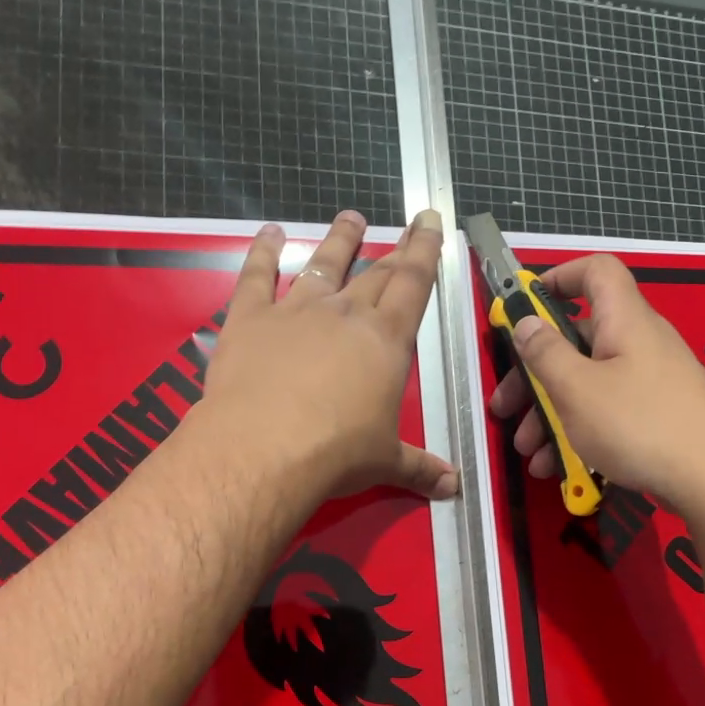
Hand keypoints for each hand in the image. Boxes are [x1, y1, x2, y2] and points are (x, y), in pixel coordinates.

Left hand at [199, 209, 457, 500]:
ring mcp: (296, 310)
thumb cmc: (337, 454)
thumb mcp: (386, 463)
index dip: (425, 252)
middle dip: (395, 248)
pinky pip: (257, 275)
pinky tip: (269, 232)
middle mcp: (345, 314)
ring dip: (339, 240)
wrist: (264, 447)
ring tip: (351, 218)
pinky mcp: (250, 318)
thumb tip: (453, 487)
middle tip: (407, 226)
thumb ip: (419, 468)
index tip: (431, 222)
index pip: (413, 285)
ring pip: (322, 263)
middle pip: (375, 272)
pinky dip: (262, 250)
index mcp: (386, 342)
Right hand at [486, 254, 704, 518]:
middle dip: (534, 375)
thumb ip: (545, 353)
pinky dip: (578, 433)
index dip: (559, 277)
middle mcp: (639, 343)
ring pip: (588, 385)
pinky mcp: (657, 416)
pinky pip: (607, 413)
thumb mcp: (577, 390)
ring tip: (529, 452)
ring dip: (550, 415)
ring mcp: (651, 382)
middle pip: (578, 341)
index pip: (595, 272)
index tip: (524, 306)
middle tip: (504, 407)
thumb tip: (526, 320)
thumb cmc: (640, 425)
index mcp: (623, 321)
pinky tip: (557, 468)